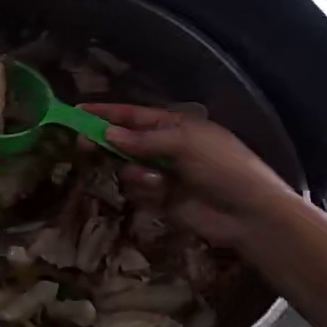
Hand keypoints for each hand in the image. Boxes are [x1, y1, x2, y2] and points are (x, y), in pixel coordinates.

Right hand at [81, 104, 308, 249]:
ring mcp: (161, 173)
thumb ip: (142, 139)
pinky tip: (161, 194)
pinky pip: (135, 190)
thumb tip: (107, 133)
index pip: (131, 115)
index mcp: (173, 126)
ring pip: (125, 167)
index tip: (76, 111)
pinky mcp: (159, 198)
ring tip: (154, 181)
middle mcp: (163, 147)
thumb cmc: (223, 167)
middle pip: (121, 140)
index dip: (104, 113)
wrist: (250, 215)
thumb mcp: (184, 143)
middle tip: (85, 146)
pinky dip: (144, 190)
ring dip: (134, 172)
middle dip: (105, 143)